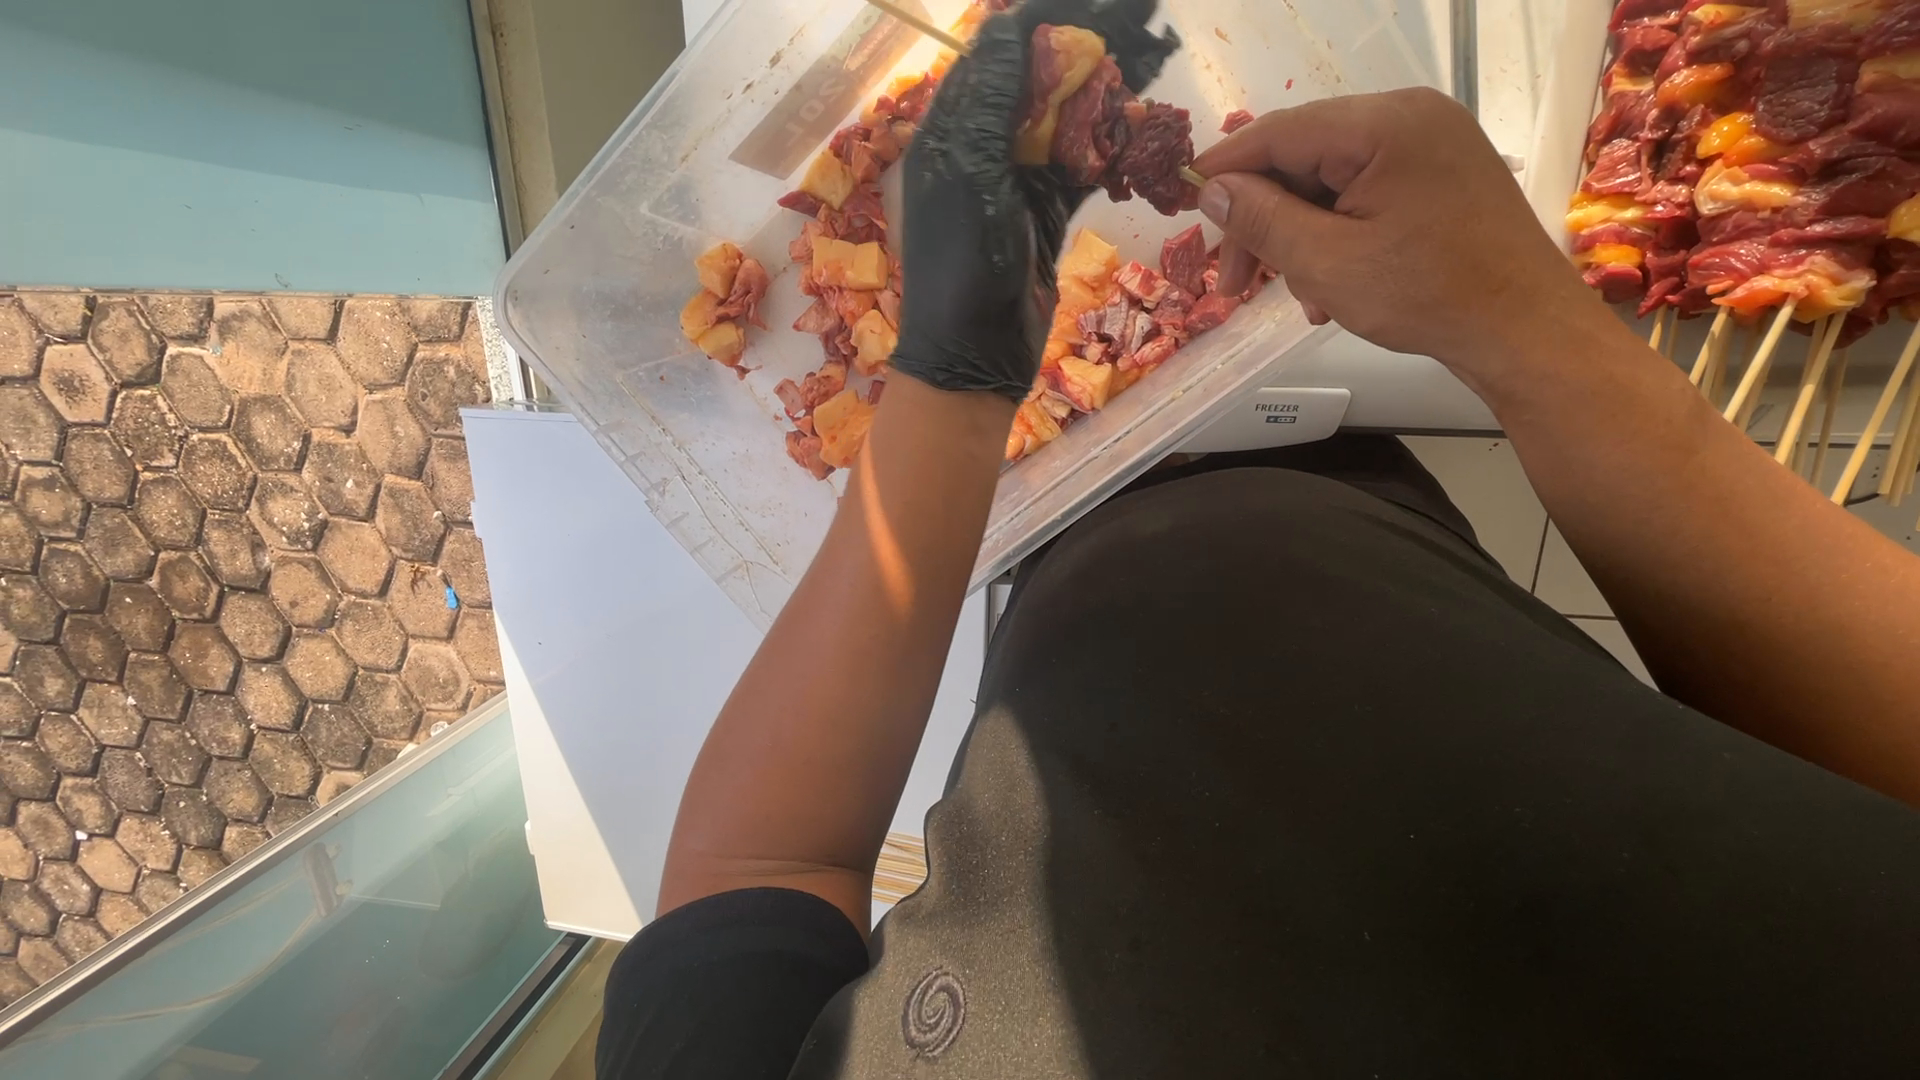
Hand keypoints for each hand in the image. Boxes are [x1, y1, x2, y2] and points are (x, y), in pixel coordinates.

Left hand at [892, 0, 1176, 402]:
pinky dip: (1104, 151)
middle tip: (1138, 30)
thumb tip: (1012, 27)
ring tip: (1149, 64)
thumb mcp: (968, 176)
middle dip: (1082, 57)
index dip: (1039, 29)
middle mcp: (976, 155)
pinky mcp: (1040, 217)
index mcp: (945, 138)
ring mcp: (1010, 188)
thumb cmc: (961, 268)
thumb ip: (990, 103)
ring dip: (1101, 100)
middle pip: (1032, 88)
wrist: (973, 357)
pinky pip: (1075, 171)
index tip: (1093, 10)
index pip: (992, 62)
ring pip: (1060, 127)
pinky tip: (1135, 128)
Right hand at [1191, 88, 1609, 374]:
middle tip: (1232, 284)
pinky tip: (1326, 287)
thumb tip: (1212, 190)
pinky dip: (1332, 236)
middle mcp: (1408, 116)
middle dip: (1261, 220)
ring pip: (1329, 181)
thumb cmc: (1424, 295)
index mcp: (1383, 125)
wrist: (1520, 326)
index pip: (1278, 132)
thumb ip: (1262, 219)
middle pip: (1302, 157)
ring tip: (1291, 296)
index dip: (1224, 167)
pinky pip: (1362, 194)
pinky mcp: (1437, 174)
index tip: (1182, 202)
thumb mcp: (1325, 262)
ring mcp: (1428, 143)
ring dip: (1295, 238)